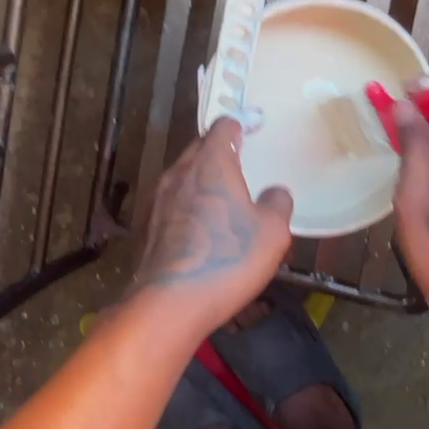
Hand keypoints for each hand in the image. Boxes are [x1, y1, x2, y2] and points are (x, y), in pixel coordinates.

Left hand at [131, 117, 293, 337]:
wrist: (171, 302)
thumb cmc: (228, 259)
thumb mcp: (272, 232)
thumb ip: (277, 204)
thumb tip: (275, 192)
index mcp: (211, 163)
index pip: (222, 128)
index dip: (237, 126)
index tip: (249, 131)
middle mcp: (180, 173)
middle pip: (198, 149)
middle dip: (218, 150)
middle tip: (239, 161)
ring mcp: (160, 200)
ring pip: (183, 176)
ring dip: (202, 179)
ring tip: (222, 194)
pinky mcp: (151, 227)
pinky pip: (174, 203)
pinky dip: (189, 204)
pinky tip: (203, 225)